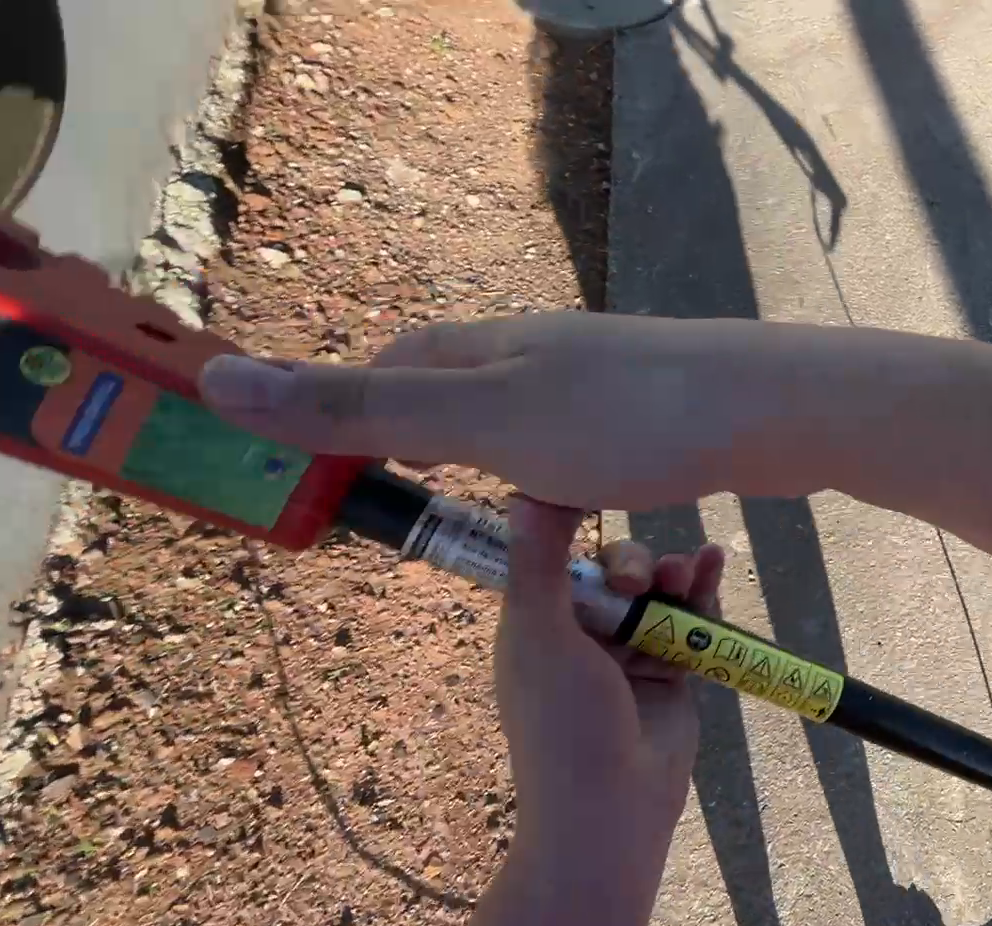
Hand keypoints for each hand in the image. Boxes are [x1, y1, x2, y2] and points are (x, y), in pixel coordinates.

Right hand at [196, 313, 832, 509]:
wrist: (767, 414)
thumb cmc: (629, 420)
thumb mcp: (488, 421)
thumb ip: (372, 408)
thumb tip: (224, 382)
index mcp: (503, 349)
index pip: (408, 359)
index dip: (369, 402)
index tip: (358, 456)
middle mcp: (560, 354)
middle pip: (479, 387)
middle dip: (449, 434)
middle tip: (438, 492)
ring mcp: (621, 382)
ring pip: (549, 419)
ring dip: (523, 459)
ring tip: (517, 511)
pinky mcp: (672, 416)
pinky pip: (609, 441)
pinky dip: (587, 471)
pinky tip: (603, 501)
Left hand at [495, 496, 722, 838]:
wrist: (614, 802)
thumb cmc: (565, 721)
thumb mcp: (542, 637)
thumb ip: (538, 564)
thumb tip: (523, 491)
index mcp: (541, 626)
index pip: (563, 563)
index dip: (583, 541)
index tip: (602, 525)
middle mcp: (586, 636)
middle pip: (619, 576)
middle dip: (641, 568)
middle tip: (650, 581)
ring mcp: (632, 654)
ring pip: (661, 596)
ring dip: (679, 577)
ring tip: (698, 569)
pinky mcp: (673, 670)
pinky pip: (690, 623)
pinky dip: (703, 599)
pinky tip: (716, 568)